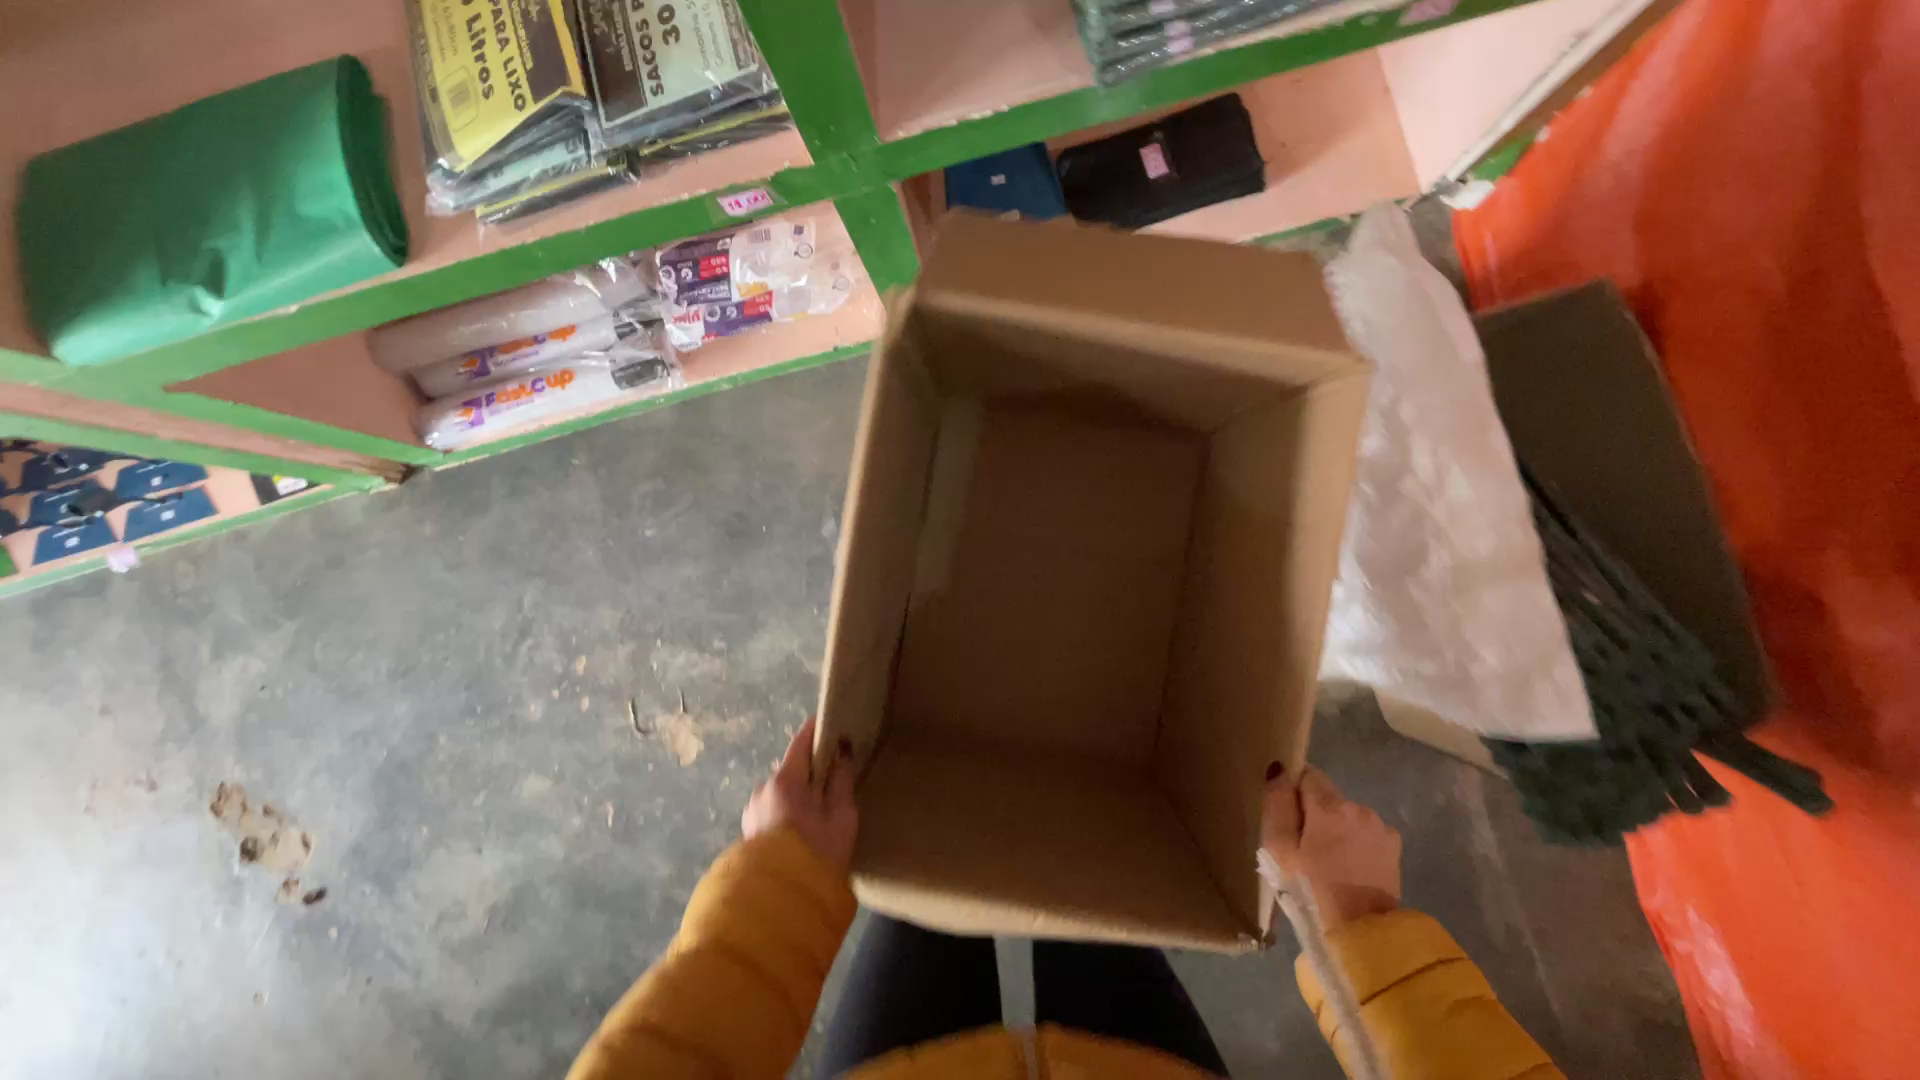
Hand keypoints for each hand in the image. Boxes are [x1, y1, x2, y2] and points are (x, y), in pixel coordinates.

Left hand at [742, 716, 857, 870]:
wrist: (779, 902)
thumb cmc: (816, 854)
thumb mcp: (841, 817)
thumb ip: (841, 781)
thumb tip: (842, 752)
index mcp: (786, 780)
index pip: (801, 743)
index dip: (816, 731)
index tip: (832, 723)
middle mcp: (763, 789)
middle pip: (792, 770)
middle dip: (811, 770)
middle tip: (834, 776)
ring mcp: (752, 811)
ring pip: (781, 793)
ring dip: (798, 795)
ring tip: (819, 811)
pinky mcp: (748, 832)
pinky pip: (773, 811)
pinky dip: (788, 812)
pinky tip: (801, 830)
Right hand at [1260, 765, 1400, 927]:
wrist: (1361, 936)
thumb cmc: (1309, 890)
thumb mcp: (1279, 849)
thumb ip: (1276, 804)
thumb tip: (1280, 769)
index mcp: (1330, 806)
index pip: (1308, 775)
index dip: (1293, 795)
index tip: (1290, 823)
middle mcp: (1360, 808)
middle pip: (1328, 796)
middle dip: (1315, 814)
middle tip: (1305, 850)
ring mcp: (1382, 829)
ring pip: (1348, 815)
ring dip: (1337, 829)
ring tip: (1328, 863)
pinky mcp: (1394, 849)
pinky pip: (1367, 833)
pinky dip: (1356, 843)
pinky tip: (1350, 869)